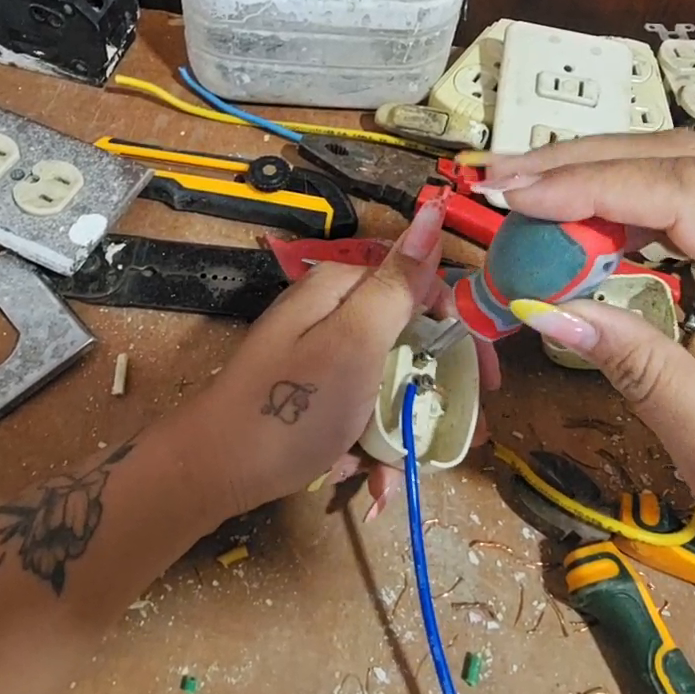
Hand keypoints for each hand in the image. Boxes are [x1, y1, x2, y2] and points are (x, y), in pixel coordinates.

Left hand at [184, 199, 484, 519]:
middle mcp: (330, 314)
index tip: (484, 384)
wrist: (210, 470)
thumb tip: (431, 213)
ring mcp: (318, 356)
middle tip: (458, 440)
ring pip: (385, 382)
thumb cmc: (290, 407)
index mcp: (341, 290)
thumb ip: (396, 284)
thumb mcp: (354, 342)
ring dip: (400, 431)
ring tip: (398, 477)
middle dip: (432, 394)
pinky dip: (368, 444)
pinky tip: (365, 480)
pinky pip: (356, 409)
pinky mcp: (309, 394)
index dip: (460, 333)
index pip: (421, 288)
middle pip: (406, 341)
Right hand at [479, 132, 694, 567]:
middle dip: (582, 161)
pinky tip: (587, 215)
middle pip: (687, 159)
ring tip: (527, 190)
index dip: (591, 185)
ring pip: (694, 163)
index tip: (513, 196)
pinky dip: (634, 193)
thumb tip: (549, 312)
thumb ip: (644, 378)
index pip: (690, 196)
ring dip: (603, 168)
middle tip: (500, 178)